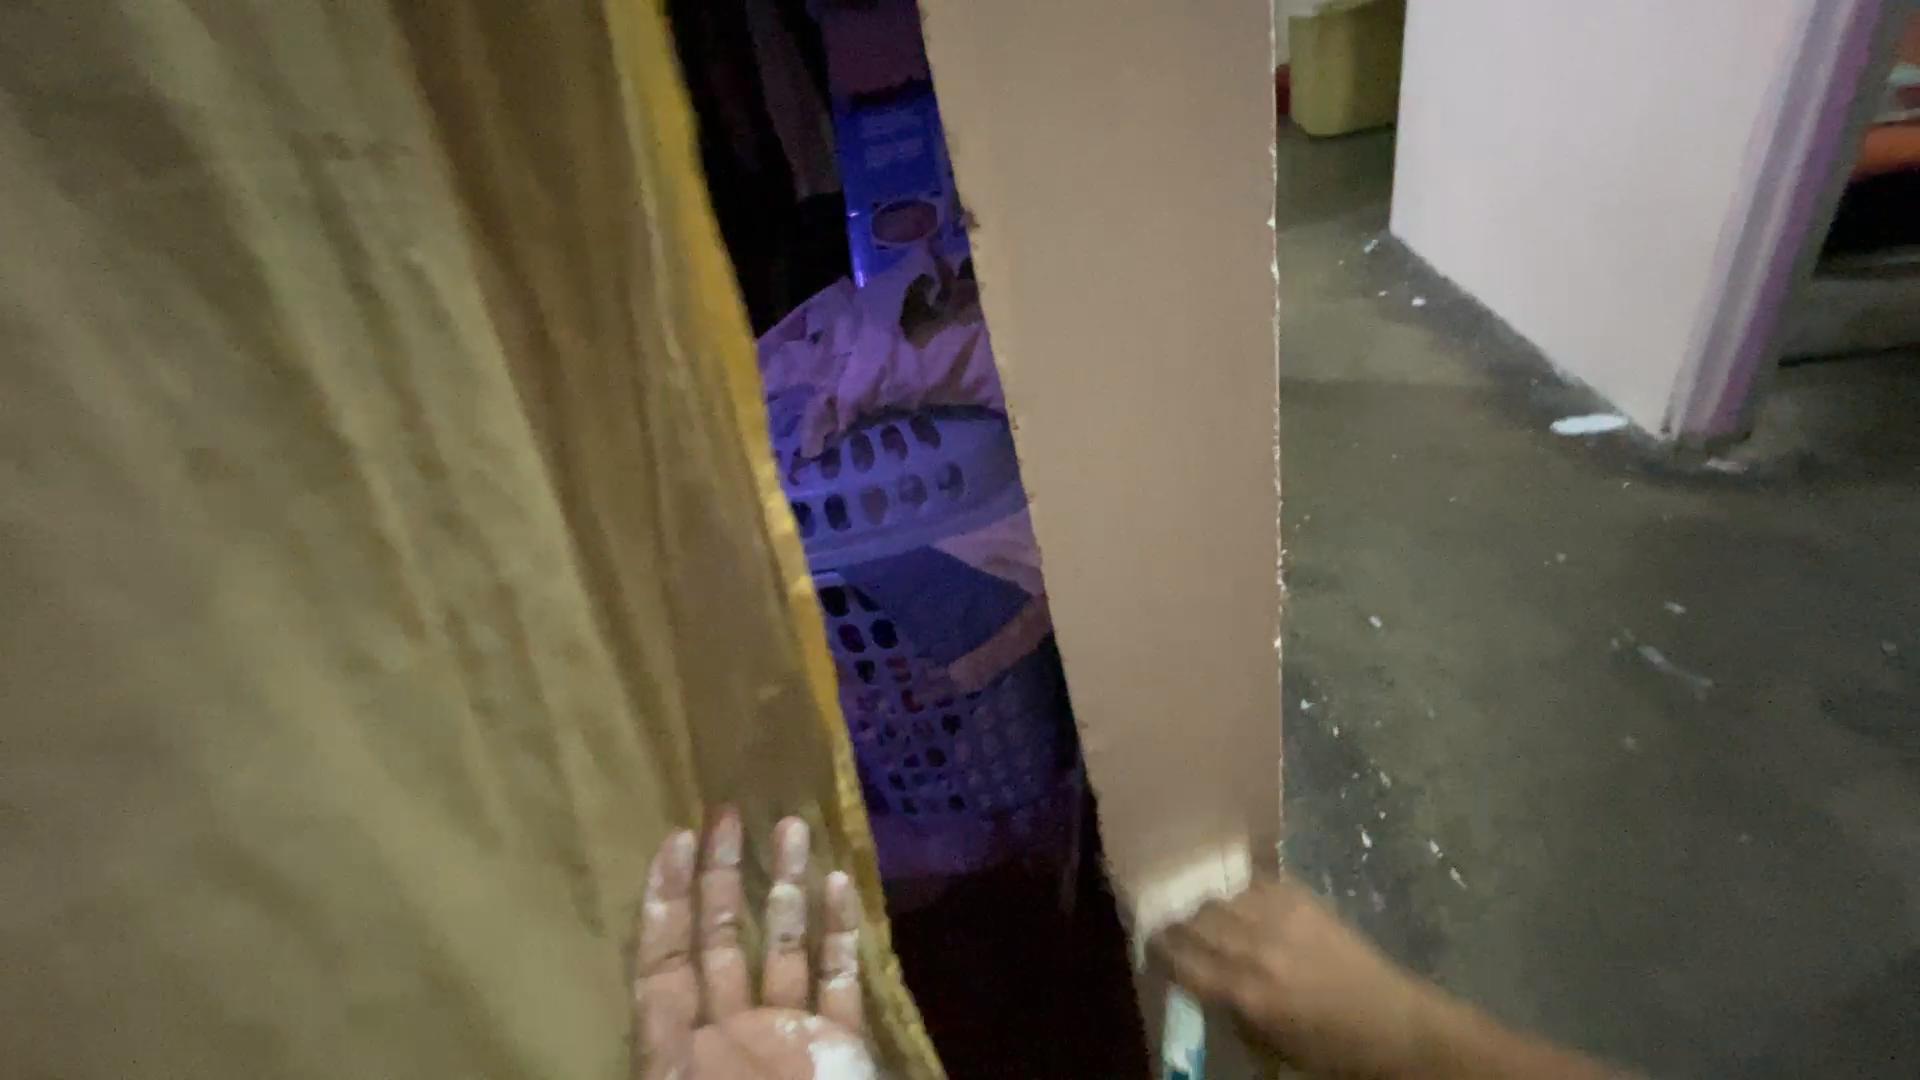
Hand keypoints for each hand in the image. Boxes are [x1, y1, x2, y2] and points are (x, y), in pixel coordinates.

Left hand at [633, 811, 876, 1079]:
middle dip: (721, 873)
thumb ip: (668, 1039)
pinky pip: (839, 975)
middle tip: (728, 814)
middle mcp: (732, 1028)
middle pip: (721, 936)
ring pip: (785, 944)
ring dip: (787, 884)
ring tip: (793, 827)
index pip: (666, 958)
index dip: (668, 897)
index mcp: (685, 1046)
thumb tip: (652, 980)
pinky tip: (840, 882)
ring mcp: (787, 1031)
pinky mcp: (838, 1039)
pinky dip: (841, 930)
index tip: (680, 838)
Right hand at [1157, 878, 1438, 1078]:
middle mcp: (1254, 950)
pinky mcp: (1297, 896)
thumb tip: (1196, 979)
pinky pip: (1250, 882)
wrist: (1394, 1023)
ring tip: (1204, 913)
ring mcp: (1276, 917)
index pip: (1180, 961)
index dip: (1157, 951)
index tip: (1148, 946)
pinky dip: (1238, 892)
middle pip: (1192, 922)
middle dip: (1174, 924)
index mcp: (1246, 994)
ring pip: (1217, 897)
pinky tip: (1239, 900)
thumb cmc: (1330, 1047)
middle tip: (1167, 926)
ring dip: (1204, 907)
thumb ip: (1228, 1008)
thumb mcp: (1270, 1044)